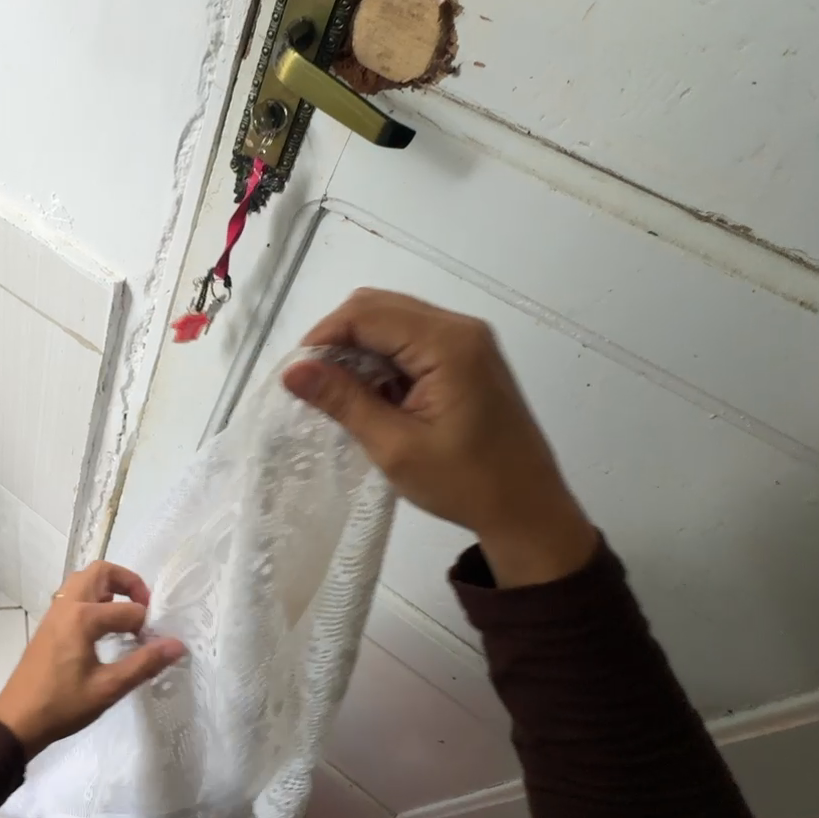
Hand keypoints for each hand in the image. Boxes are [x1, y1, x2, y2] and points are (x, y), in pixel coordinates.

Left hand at [0, 561, 186, 757]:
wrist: (17, 720)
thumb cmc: (63, 705)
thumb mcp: (108, 688)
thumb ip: (144, 663)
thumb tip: (177, 645)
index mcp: (82, 618)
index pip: (128, 610)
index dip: (148, 626)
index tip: (157, 645)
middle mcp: (67, 606)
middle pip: (100, 572)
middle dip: (128, 582)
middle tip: (145, 606)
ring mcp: (54, 613)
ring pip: (83, 581)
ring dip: (108, 587)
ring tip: (126, 614)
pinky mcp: (48, 624)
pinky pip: (73, 596)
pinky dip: (93, 598)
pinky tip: (104, 627)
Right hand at [282, 289, 596, 586]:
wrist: (526, 510)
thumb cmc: (464, 483)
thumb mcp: (394, 445)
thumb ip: (343, 400)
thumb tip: (292, 371)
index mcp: (448, 344)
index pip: (366, 314)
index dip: (321, 338)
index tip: (295, 377)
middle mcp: (459, 329)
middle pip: (377, 307)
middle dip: (335, 339)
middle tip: (310, 384)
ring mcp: (465, 341)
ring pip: (390, 321)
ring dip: (355, 349)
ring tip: (335, 392)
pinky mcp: (464, 358)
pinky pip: (408, 340)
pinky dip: (378, 359)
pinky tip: (368, 394)